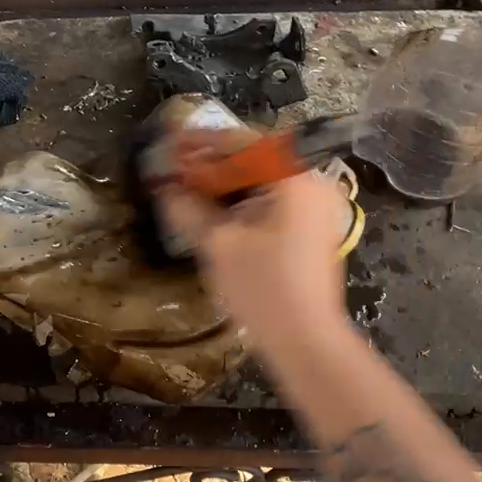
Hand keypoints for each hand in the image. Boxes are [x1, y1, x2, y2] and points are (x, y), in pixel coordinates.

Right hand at [155, 130, 350, 339]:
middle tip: (178, 163)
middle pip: (257, 155)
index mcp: (294, 180)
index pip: (244, 142)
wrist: (306, 340)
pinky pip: (273, 196)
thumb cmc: (263, 288)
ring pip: (264, 177)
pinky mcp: (311, 227)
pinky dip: (244, 196)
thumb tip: (165, 185)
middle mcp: (311, 184)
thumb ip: (188, 206)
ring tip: (191, 182)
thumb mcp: (217, 243)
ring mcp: (316, 206)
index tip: (172, 142)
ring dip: (227, 177)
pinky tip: (216, 206)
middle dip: (214, 158)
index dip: (203, 141)